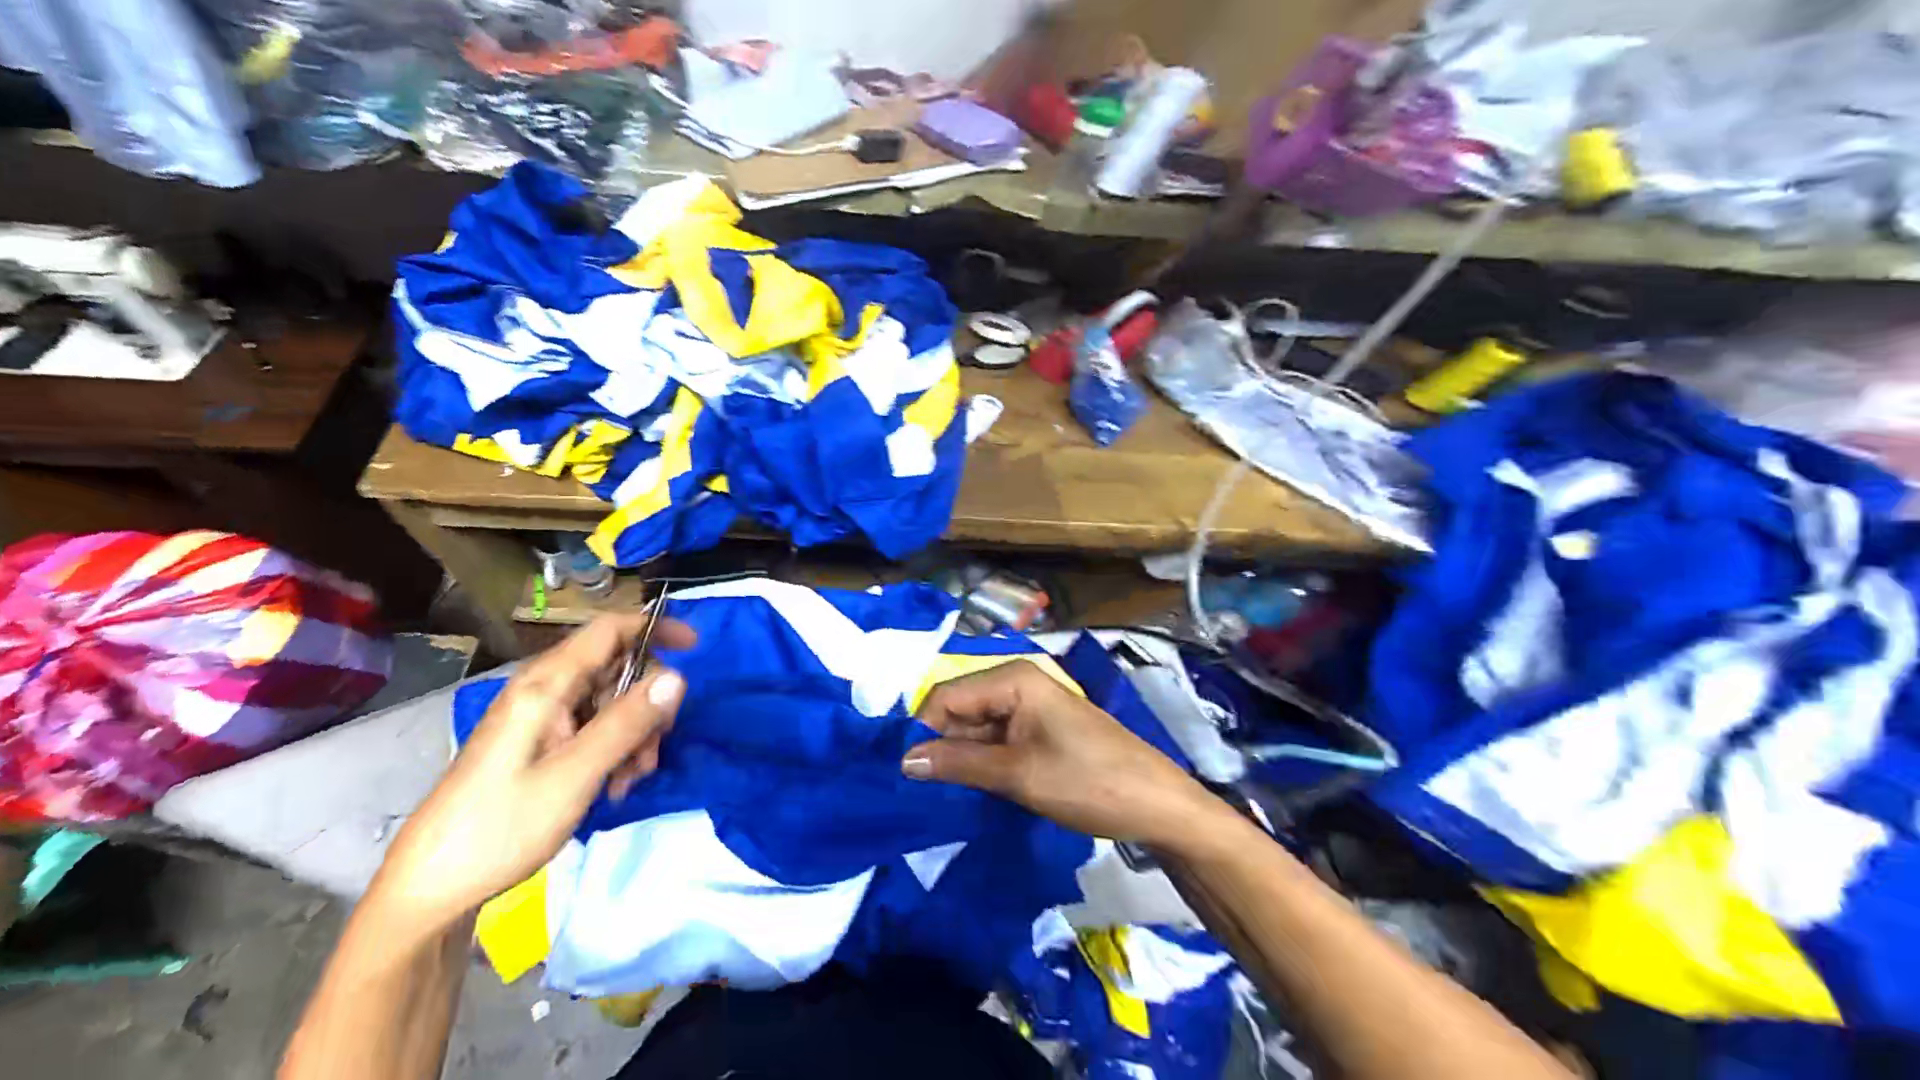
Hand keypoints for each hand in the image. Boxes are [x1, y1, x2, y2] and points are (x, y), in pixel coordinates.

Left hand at [368, 612, 694, 934]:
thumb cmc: (502, 826)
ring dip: (634, 733)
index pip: (610, 630)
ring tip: (630, 780)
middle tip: (655, 748)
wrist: (432, 887)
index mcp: (546, 685)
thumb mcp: (576, 775)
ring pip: (610, 701)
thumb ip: (628, 722)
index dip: (655, 628)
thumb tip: (678, 676)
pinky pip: (593, 727)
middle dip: (648, 702)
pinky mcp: (539, 742)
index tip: (695, 647)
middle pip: (617, 668)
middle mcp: (543, 690)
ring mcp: (541, 717)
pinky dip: (614, 749)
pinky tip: (614, 786)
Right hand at [901, 659, 1227, 850]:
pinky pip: (996, 740)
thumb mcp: (1018, 775)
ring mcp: (1030, 708)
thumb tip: (904, 759)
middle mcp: (1018, 683)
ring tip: (942, 796)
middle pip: (959, 710)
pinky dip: (983, 763)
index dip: (923, 732)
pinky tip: (973, 790)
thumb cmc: (1089, 782)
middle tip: (921, 791)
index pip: (945, 696)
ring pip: (976, 728)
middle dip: (940, 746)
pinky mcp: (1039, 732)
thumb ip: (959, 763)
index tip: (906, 776)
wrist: (1158, 805)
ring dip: (960, 758)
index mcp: (1013, 678)